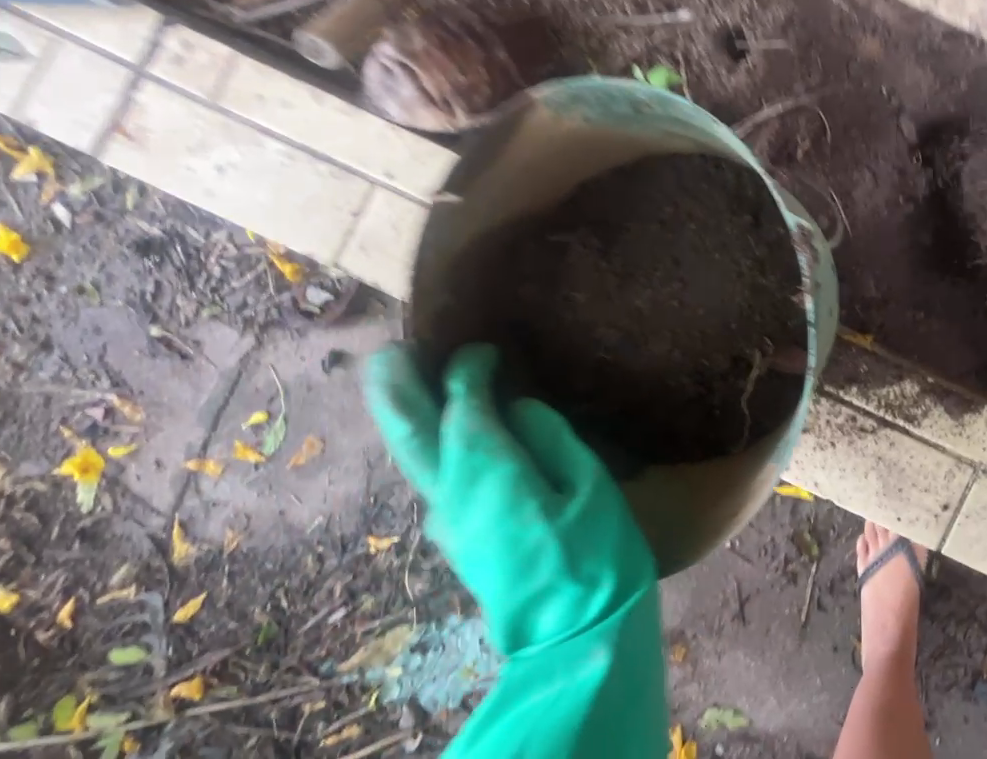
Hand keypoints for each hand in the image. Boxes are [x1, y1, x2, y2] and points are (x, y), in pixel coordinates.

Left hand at [364, 343, 654, 655]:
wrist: (573, 636)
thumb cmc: (596, 555)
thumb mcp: (591, 485)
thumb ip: (551, 438)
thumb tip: (519, 409)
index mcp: (489, 472)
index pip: (464, 407)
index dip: (468, 371)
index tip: (483, 349)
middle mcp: (453, 493)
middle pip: (411, 431)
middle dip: (396, 387)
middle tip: (390, 351)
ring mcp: (448, 521)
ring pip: (414, 457)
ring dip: (406, 415)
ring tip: (406, 380)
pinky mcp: (457, 539)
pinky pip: (435, 478)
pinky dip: (430, 445)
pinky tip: (447, 435)